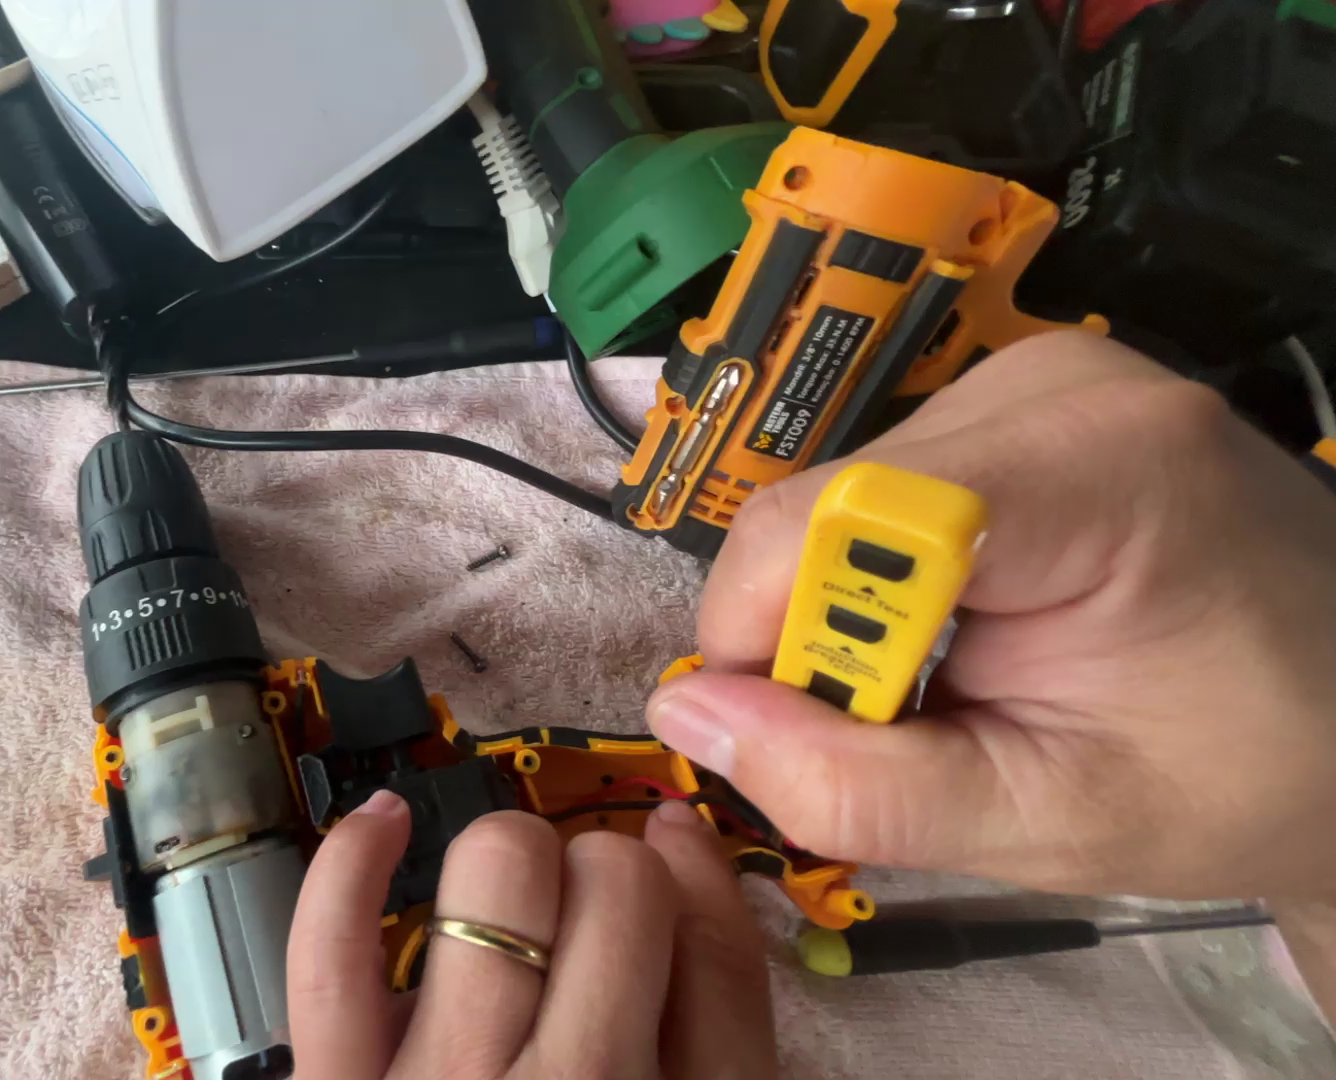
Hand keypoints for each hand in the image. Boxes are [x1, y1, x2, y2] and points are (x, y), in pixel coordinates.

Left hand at [286, 792, 775, 1079]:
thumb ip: (717, 1007)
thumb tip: (678, 835)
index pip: (712, 946)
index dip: (687, 887)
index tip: (661, 864)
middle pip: (612, 882)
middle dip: (604, 877)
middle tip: (578, 930)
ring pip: (499, 870)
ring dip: (513, 859)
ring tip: (504, 903)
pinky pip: (335, 940)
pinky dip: (354, 860)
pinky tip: (384, 821)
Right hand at [646, 332, 1335, 905]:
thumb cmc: (1239, 772)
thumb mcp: (1047, 823)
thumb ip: (853, 787)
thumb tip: (683, 711)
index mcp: (1095, 467)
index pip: (827, 522)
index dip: (769, 632)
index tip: (807, 727)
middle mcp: (1035, 388)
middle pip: (803, 518)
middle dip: (796, 641)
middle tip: (885, 722)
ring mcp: (1004, 384)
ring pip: (807, 512)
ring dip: (820, 616)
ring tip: (923, 676)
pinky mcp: (977, 406)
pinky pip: (839, 501)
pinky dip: (845, 582)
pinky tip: (930, 619)